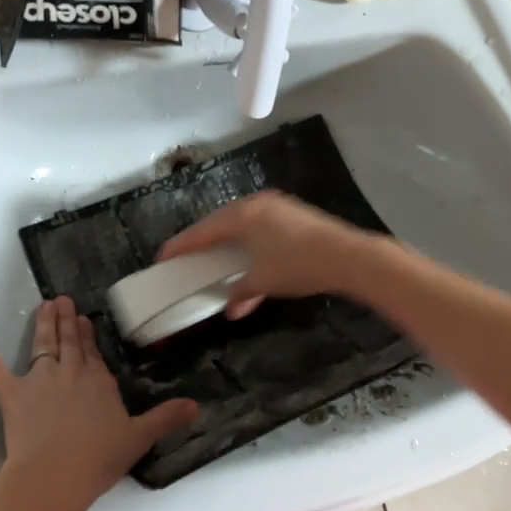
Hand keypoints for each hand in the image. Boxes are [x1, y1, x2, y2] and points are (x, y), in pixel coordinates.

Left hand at [0, 297, 198, 510]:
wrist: (57, 476)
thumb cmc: (97, 460)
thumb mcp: (138, 439)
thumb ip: (166, 418)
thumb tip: (197, 405)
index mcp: (99, 382)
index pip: (93, 354)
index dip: (88, 336)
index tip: (85, 319)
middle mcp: (72, 372)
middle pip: (69, 342)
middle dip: (67, 320)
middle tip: (63, 299)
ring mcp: (41, 378)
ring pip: (43, 343)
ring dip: (44, 323)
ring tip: (44, 304)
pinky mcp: (13, 391)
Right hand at [157, 191, 391, 317]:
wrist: (348, 257)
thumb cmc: (298, 265)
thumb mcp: (262, 281)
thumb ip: (240, 291)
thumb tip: (229, 304)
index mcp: (241, 216)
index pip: (201, 231)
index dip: (180, 246)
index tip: (162, 258)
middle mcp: (255, 206)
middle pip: (220, 226)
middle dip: (204, 247)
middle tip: (188, 262)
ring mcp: (277, 210)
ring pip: (242, 230)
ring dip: (230, 253)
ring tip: (218, 272)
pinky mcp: (294, 218)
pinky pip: (261, 233)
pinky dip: (251, 253)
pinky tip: (251, 279)